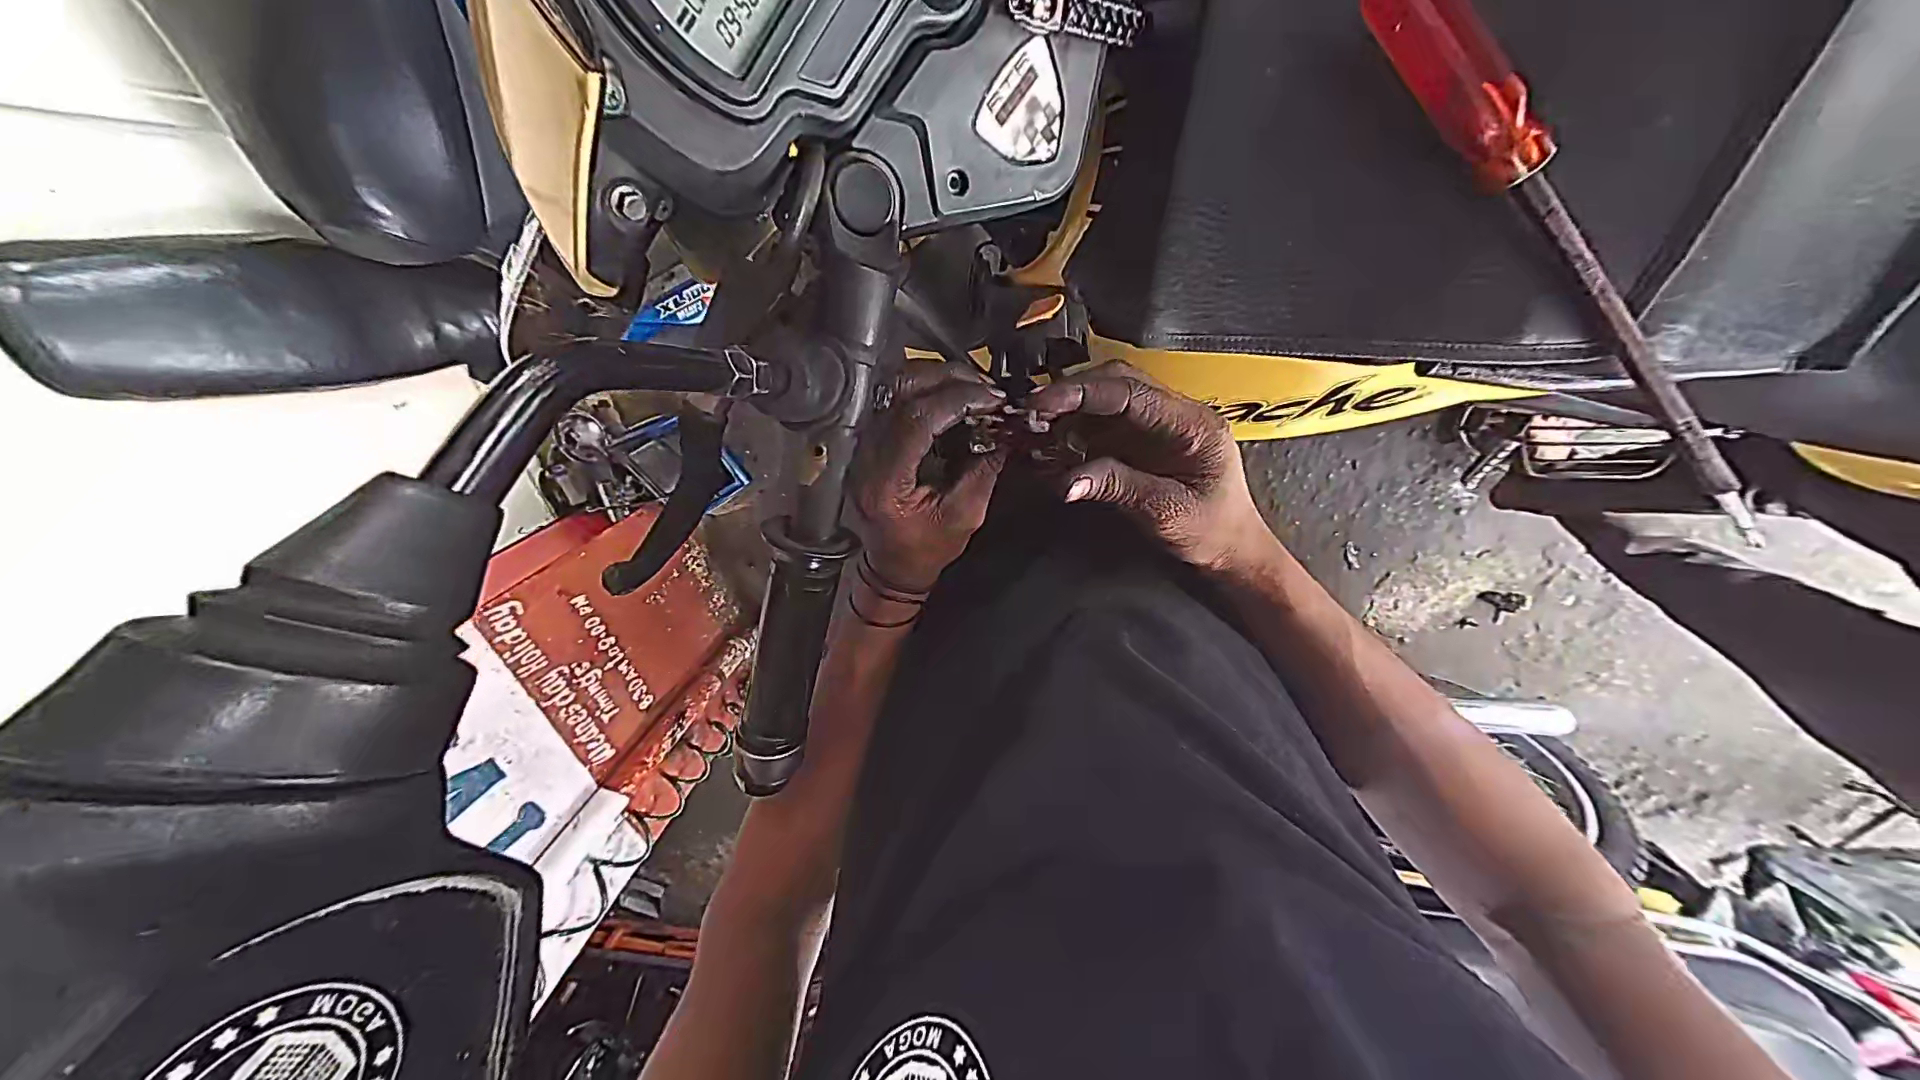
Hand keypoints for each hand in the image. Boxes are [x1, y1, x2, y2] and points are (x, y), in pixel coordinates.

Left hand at [851, 362, 1008, 591]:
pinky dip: (926, 392)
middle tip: (986, 387)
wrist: (892, 568)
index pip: (915, 419)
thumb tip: (1006, 430)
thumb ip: (984, 469)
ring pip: (893, 389)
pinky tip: (952, 399)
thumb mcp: (965, 515)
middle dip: (948, 380)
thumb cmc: (925, 551)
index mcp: (885, 481)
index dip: (957, 400)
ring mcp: (862, 446)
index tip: (991, 398)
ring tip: (972, 388)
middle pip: (900, 392)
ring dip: (936, 380)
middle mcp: (865, 457)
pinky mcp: (868, 441)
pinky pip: (894, 401)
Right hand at [1026, 362, 1277, 572]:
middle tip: (1031, 412)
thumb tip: (1068, 480)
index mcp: (1193, 424)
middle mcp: (1175, 414)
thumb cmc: (1211, 532)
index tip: (1044, 403)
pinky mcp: (1141, 441)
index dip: (1083, 393)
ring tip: (1036, 428)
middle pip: (1117, 383)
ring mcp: (1156, 426)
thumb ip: (1119, 488)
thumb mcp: (1166, 513)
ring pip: (1105, 399)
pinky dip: (1074, 429)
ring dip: (1069, 409)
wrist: (1230, 551)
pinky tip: (1053, 442)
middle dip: (1071, 393)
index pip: (1131, 392)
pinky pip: (1102, 424)